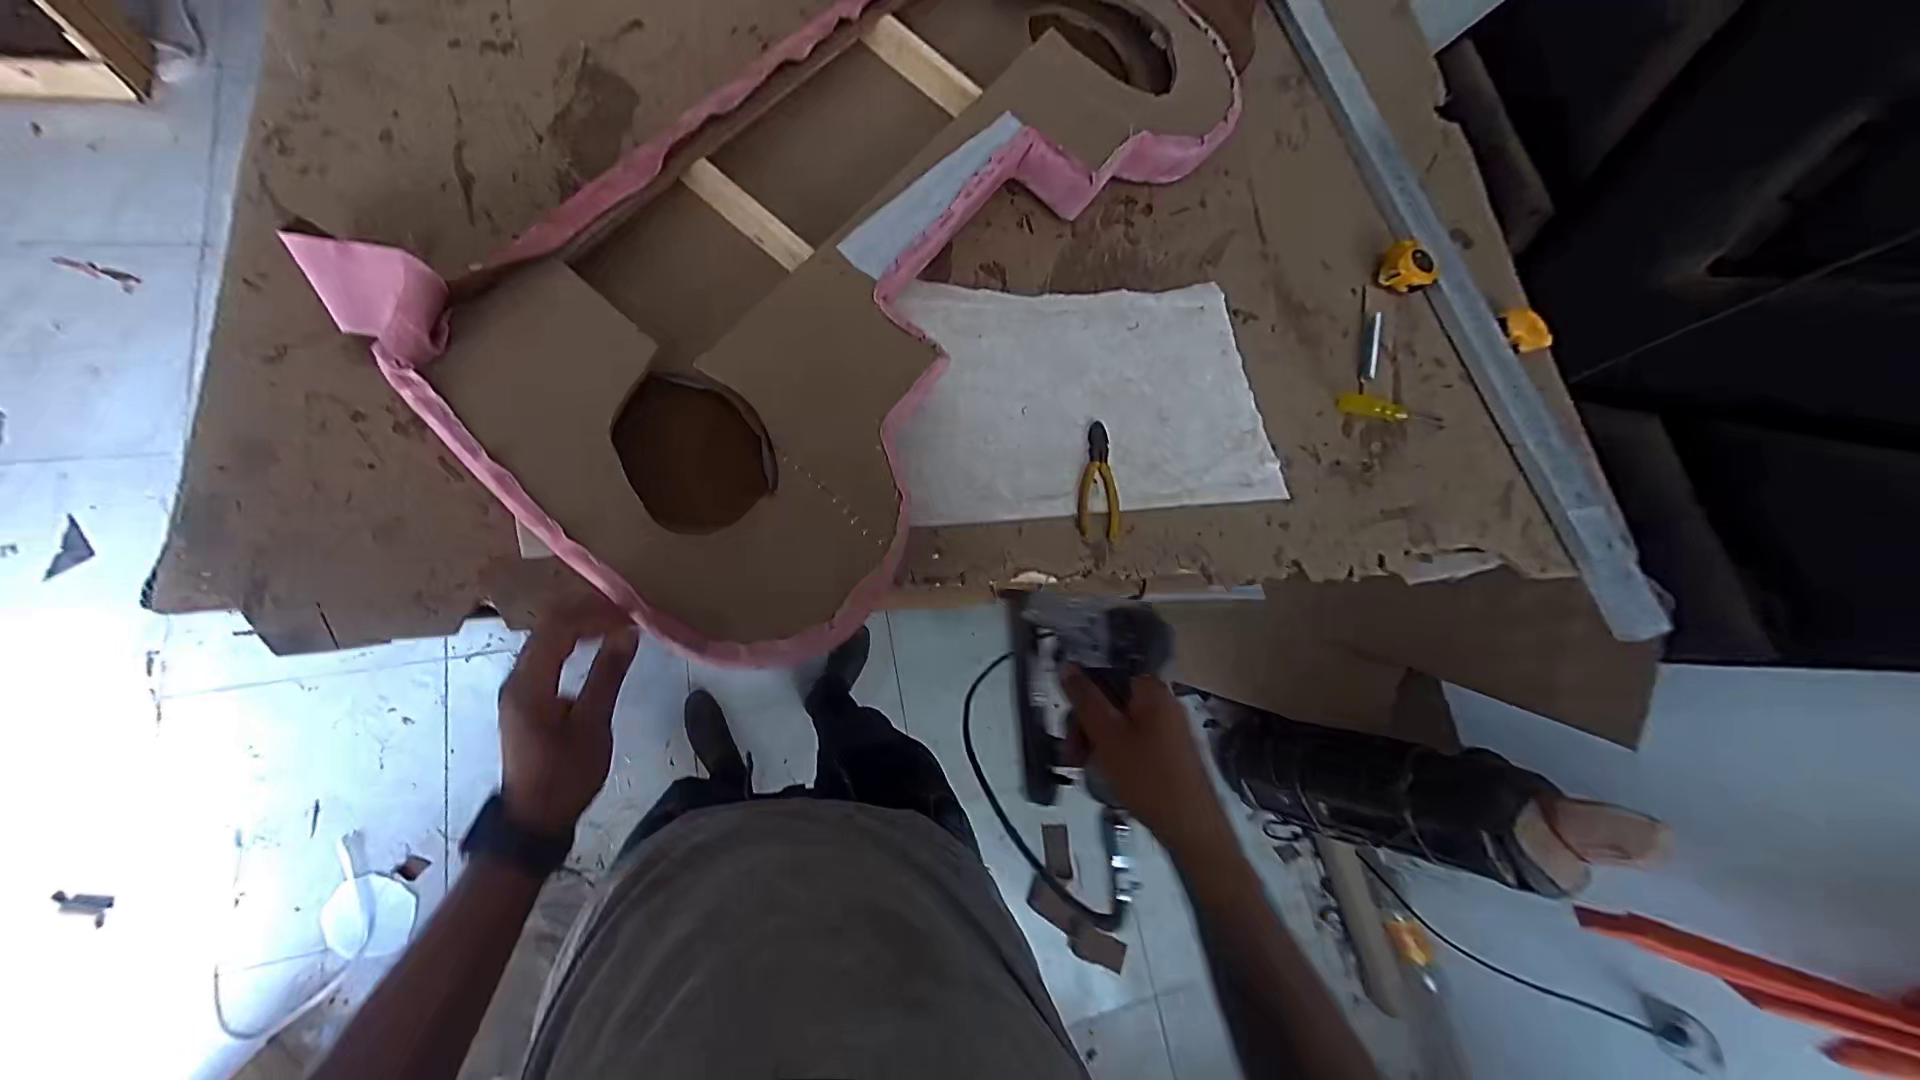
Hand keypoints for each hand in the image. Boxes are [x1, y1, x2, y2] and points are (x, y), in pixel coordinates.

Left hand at [497, 606, 640, 835]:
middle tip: (628, 611)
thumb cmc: (566, 773)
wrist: (535, 817)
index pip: (558, 628)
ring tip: (619, 622)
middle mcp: (517, 679)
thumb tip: (627, 632)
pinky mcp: (527, 697)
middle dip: (588, 612)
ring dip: (582, 625)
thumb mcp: (593, 723)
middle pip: (548, 627)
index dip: (595, 614)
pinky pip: (549, 653)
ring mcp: (519, 688)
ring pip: (547, 638)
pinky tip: (599, 644)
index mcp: (528, 684)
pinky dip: (575, 641)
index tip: (630, 615)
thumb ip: (608, 674)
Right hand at [1058, 666, 1231, 851]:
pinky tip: (1107, 774)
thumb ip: (1084, 698)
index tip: (1068, 722)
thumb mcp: (1106, 735)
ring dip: (1097, 742)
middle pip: (1111, 701)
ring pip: (1119, 724)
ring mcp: (1168, 728)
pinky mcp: (1169, 752)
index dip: (1081, 696)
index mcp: (1151, 690)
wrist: (1191, 828)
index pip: (1105, 675)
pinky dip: (1115, 753)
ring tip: (1087, 767)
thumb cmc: (1147, 778)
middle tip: (1073, 752)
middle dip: (1087, 725)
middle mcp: (1163, 703)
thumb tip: (1067, 666)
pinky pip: (1133, 741)